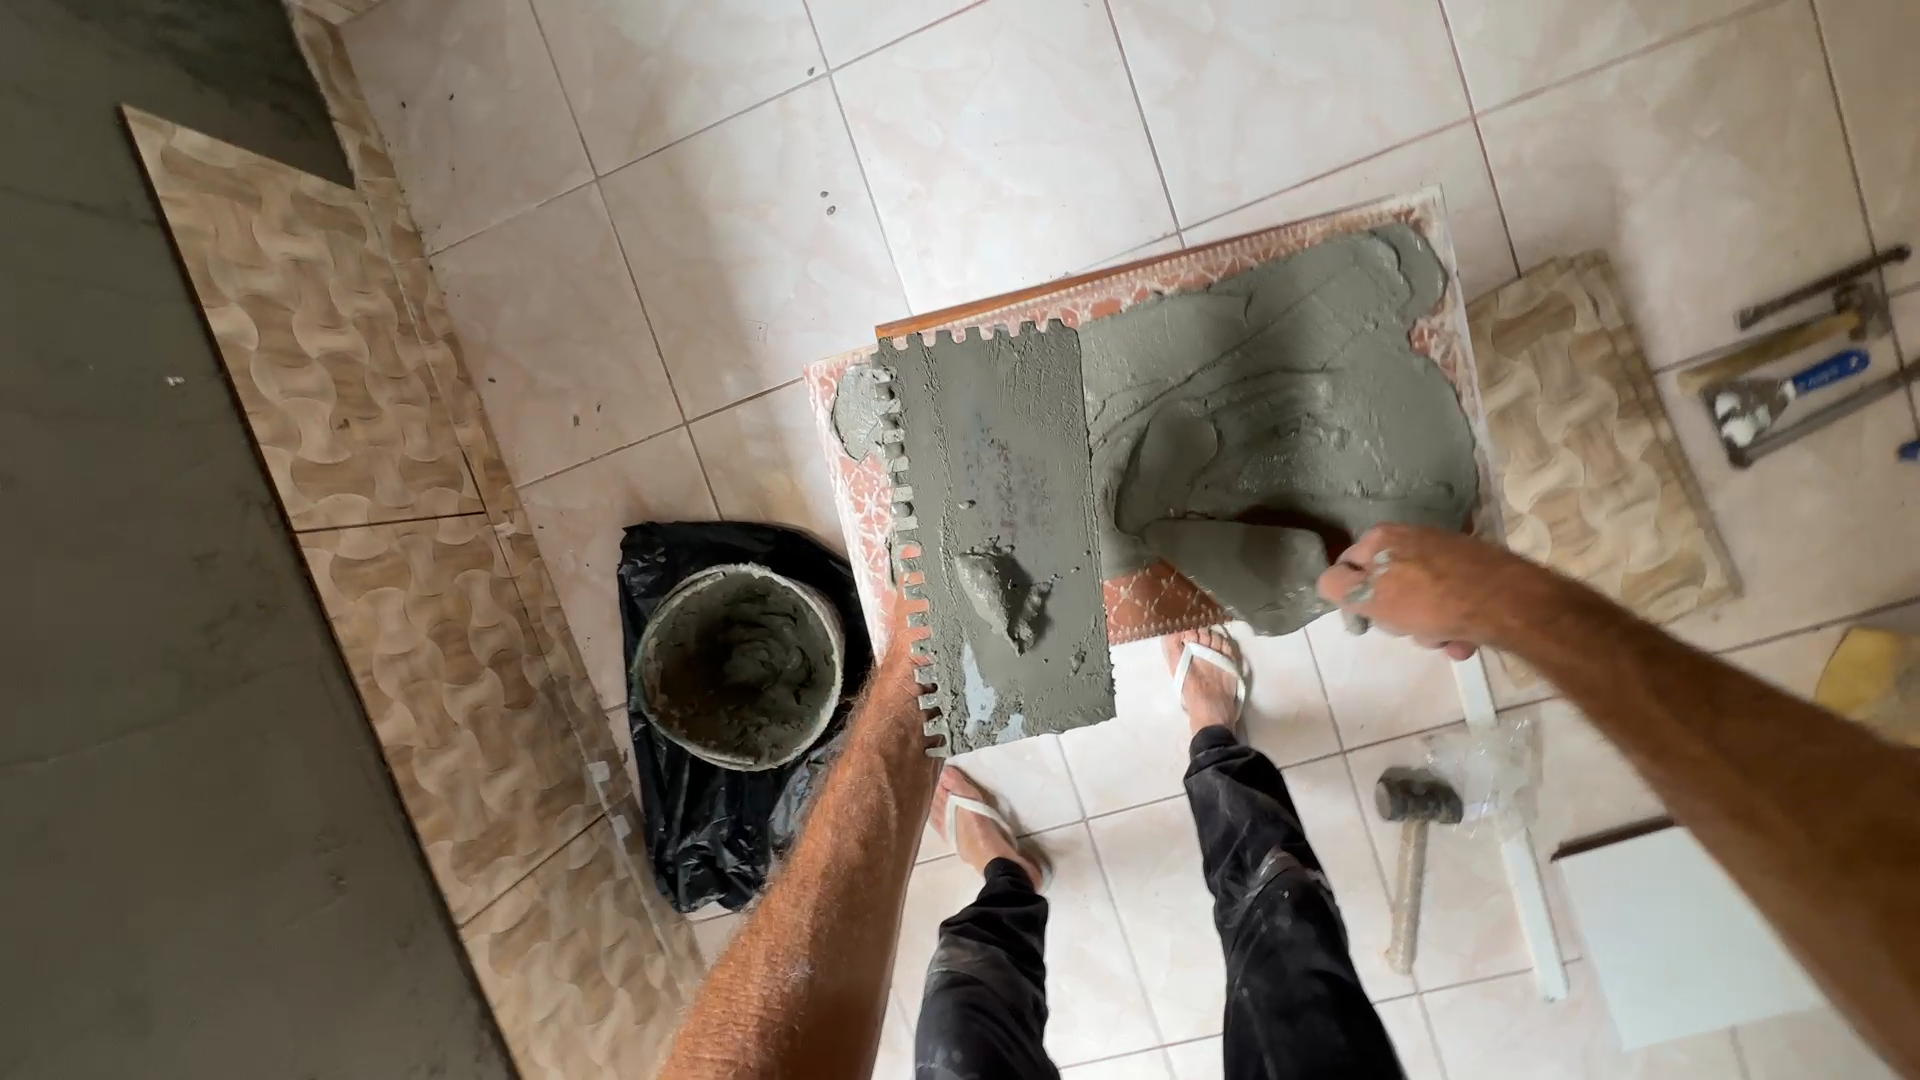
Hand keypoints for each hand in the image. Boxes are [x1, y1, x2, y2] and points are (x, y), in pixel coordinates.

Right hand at [1315, 524, 1547, 659]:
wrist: (1509, 604)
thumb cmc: (1427, 601)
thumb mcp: (1365, 596)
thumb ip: (1334, 585)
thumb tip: (1330, 581)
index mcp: (1380, 537)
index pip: (1350, 570)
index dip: (1356, 600)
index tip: (1373, 622)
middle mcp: (1412, 537)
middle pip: (1388, 586)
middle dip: (1398, 616)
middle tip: (1413, 633)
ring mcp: (1447, 551)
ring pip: (1421, 597)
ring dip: (1429, 626)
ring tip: (1446, 641)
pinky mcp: (1477, 568)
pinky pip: (1451, 599)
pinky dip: (1454, 621)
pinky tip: (1464, 639)